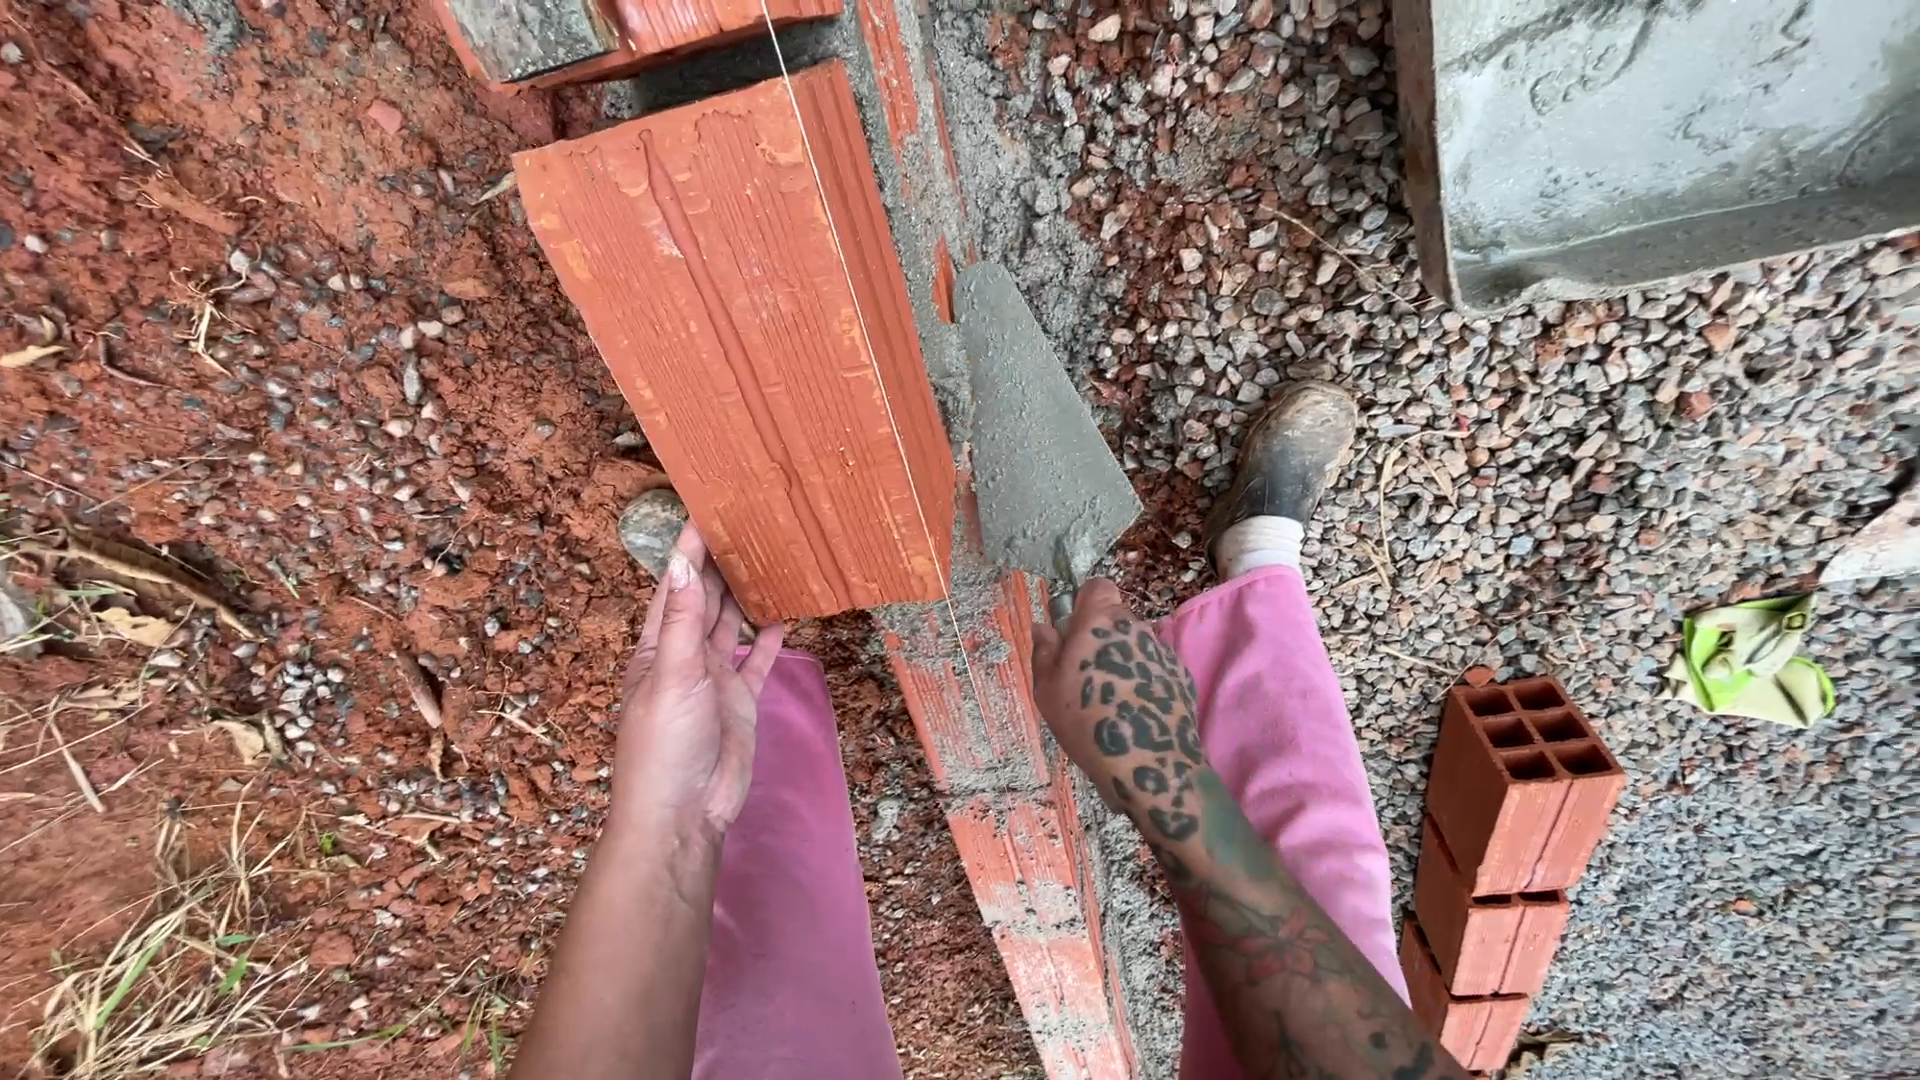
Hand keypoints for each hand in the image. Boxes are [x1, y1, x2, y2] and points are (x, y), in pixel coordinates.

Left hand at [613, 525, 783, 837]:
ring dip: (746, 594)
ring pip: (733, 624)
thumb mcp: (672, 676)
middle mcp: (685, 656)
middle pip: (704, 600)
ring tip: (769, 558)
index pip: (672, 587)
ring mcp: (716, 676)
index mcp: (657, 647)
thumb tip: (678, 562)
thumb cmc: (665, 743)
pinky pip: (759, 658)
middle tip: (746, 525)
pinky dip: (770, 635)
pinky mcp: (742, 697)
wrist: (686, 811)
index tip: (704, 512)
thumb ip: (681, 621)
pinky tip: (786, 611)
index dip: (685, 552)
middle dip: (719, 565)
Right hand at [1031, 579, 1209, 842]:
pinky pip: (1153, 666)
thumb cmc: (1085, 721)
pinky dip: (1143, 679)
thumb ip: (1045, 651)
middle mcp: (1135, 627)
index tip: (1073, 630)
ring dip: (1122, 658)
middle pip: (1116, 616)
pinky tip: (1133, 710)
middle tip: (1085, 671)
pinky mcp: (1180, 676)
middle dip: (1101, 635)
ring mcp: (1162, 651)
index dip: (1085, 603)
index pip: (1098, 586)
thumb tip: (1043, 626)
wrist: (1148, 765)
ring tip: (1110, 697)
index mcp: (1099, 621)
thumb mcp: (1047, 689)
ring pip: (1135, 643)